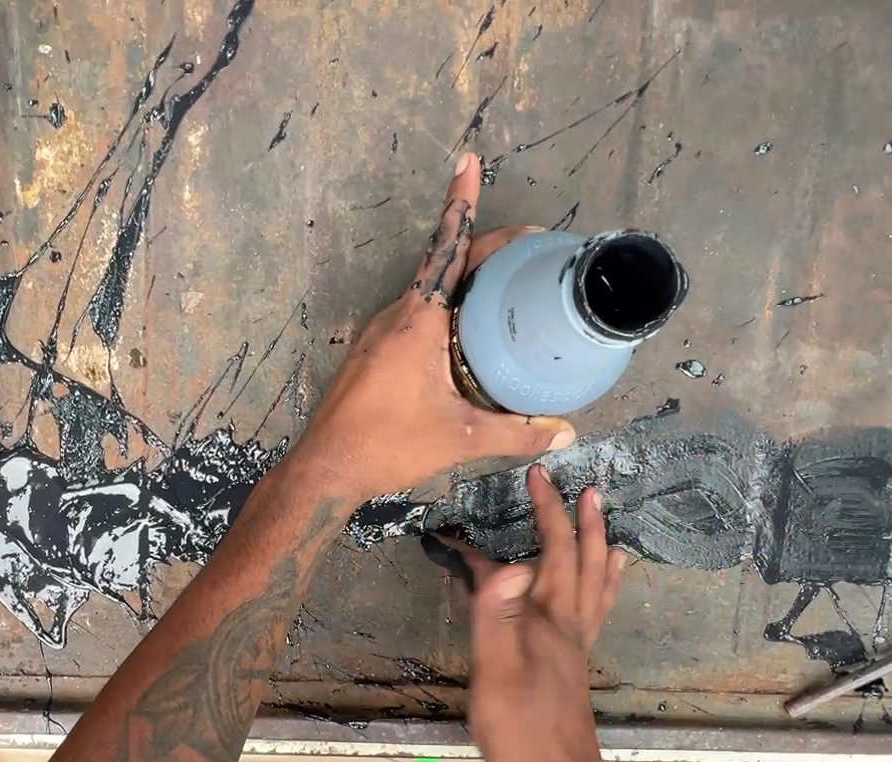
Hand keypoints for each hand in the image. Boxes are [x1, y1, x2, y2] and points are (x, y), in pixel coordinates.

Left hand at [282, 152, 575, 501]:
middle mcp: (394, 317)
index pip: (446, 248)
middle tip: (527, 247)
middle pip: (443, 267)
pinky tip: (462, 339)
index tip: (468, 162)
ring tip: (504, 290)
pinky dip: (443, 314)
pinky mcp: (370, 357)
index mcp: (417, 320)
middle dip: (483, 249)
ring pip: (427, 296)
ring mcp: (377, 336)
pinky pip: (413, 320)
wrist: (326, 468)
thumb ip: (518, 433)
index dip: (461, 204)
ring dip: (463, 285)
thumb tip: (566, 435)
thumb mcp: (461, 438)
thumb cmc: (388, 445)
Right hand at [451, 465, 626, 761]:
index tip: (535, 475)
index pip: (549, 552)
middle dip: (572, 517)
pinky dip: (605, 582)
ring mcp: (575, 642)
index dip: (543, 512)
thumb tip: (507, 562)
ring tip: (601, 515)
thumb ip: (496, 615)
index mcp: (548, 618)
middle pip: (577, 559)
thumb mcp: (496, 670)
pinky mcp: (574, 660)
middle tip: (574, 484)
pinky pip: (596, 608)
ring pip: (594, 581)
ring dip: (596, 543)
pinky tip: (610, 577)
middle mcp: (568, 622)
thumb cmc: (520, 726)